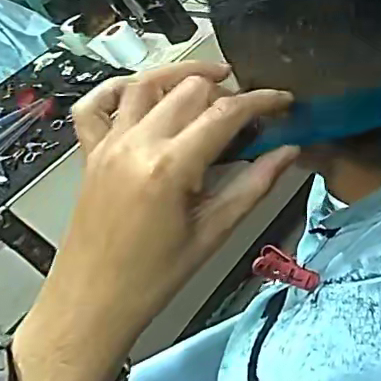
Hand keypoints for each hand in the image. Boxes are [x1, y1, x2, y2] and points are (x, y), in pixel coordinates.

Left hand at [11, 63, 297, 380]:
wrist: (89, 307)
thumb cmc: (156, 276)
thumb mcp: (215, 231)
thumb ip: (255, 184)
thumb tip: (290, 150)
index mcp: (170, 166)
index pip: (226, 112)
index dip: (262, 100)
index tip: (284, 101)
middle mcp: (136, 144)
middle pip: (191, 88)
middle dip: (229, 90)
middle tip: (250, 111)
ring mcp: (108, 144)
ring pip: (147, 82)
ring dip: (183, 73)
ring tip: (214, 78)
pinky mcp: (90, 153)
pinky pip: (94, 104)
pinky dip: (119, 88)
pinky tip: (145, 90)